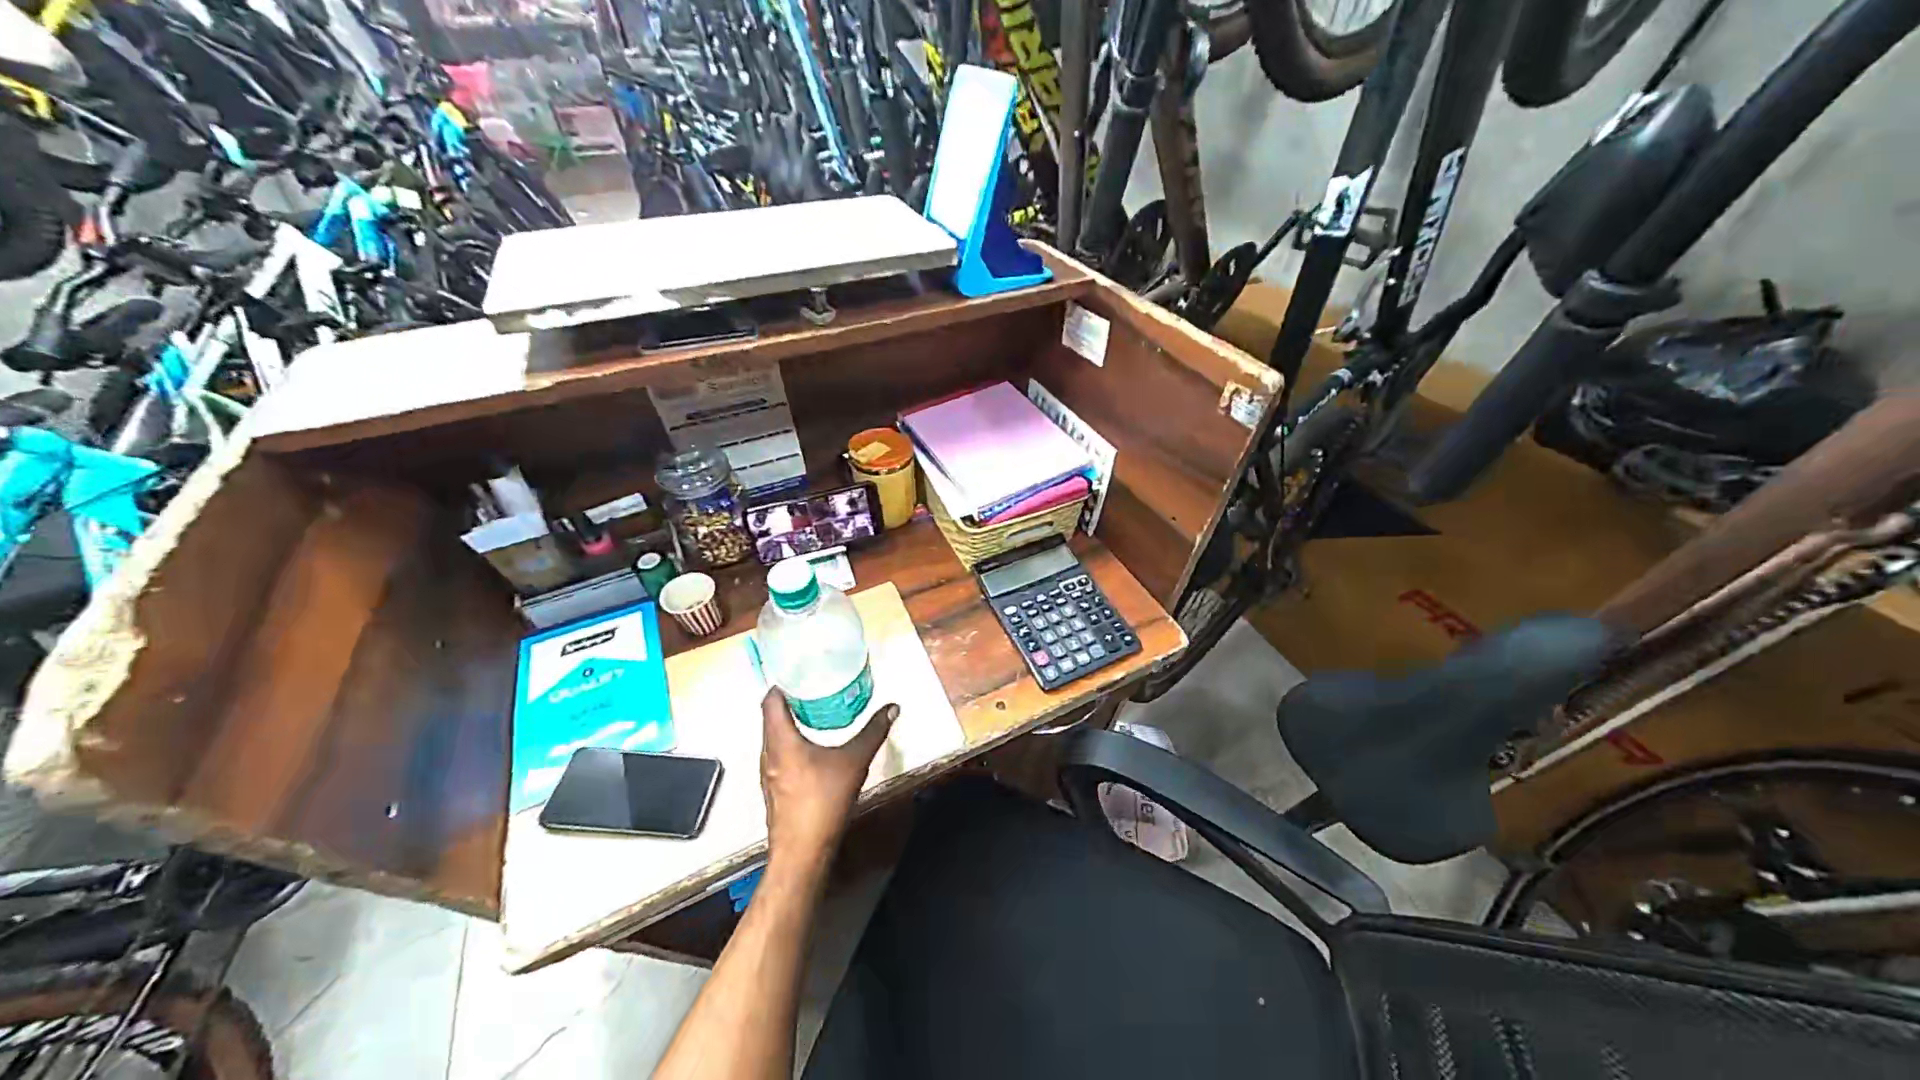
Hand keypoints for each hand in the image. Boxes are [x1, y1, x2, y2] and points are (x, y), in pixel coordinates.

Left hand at [759, 689, 898, 871]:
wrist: (802, 852)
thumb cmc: (823, 801)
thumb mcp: (854, 761)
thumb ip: (873, 732)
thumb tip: (892, 708)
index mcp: (780, 739)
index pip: (770, 700)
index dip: (783, 682)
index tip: (801, 672)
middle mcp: (767, 753)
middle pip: (771, 718)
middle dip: (791, 701)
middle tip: (815, 688)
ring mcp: (767, 774)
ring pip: (774, 738)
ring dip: (790, 724)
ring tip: (816, 713)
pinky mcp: (773, 790)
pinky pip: (779, 756)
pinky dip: (792, 744)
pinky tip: (813, 750)